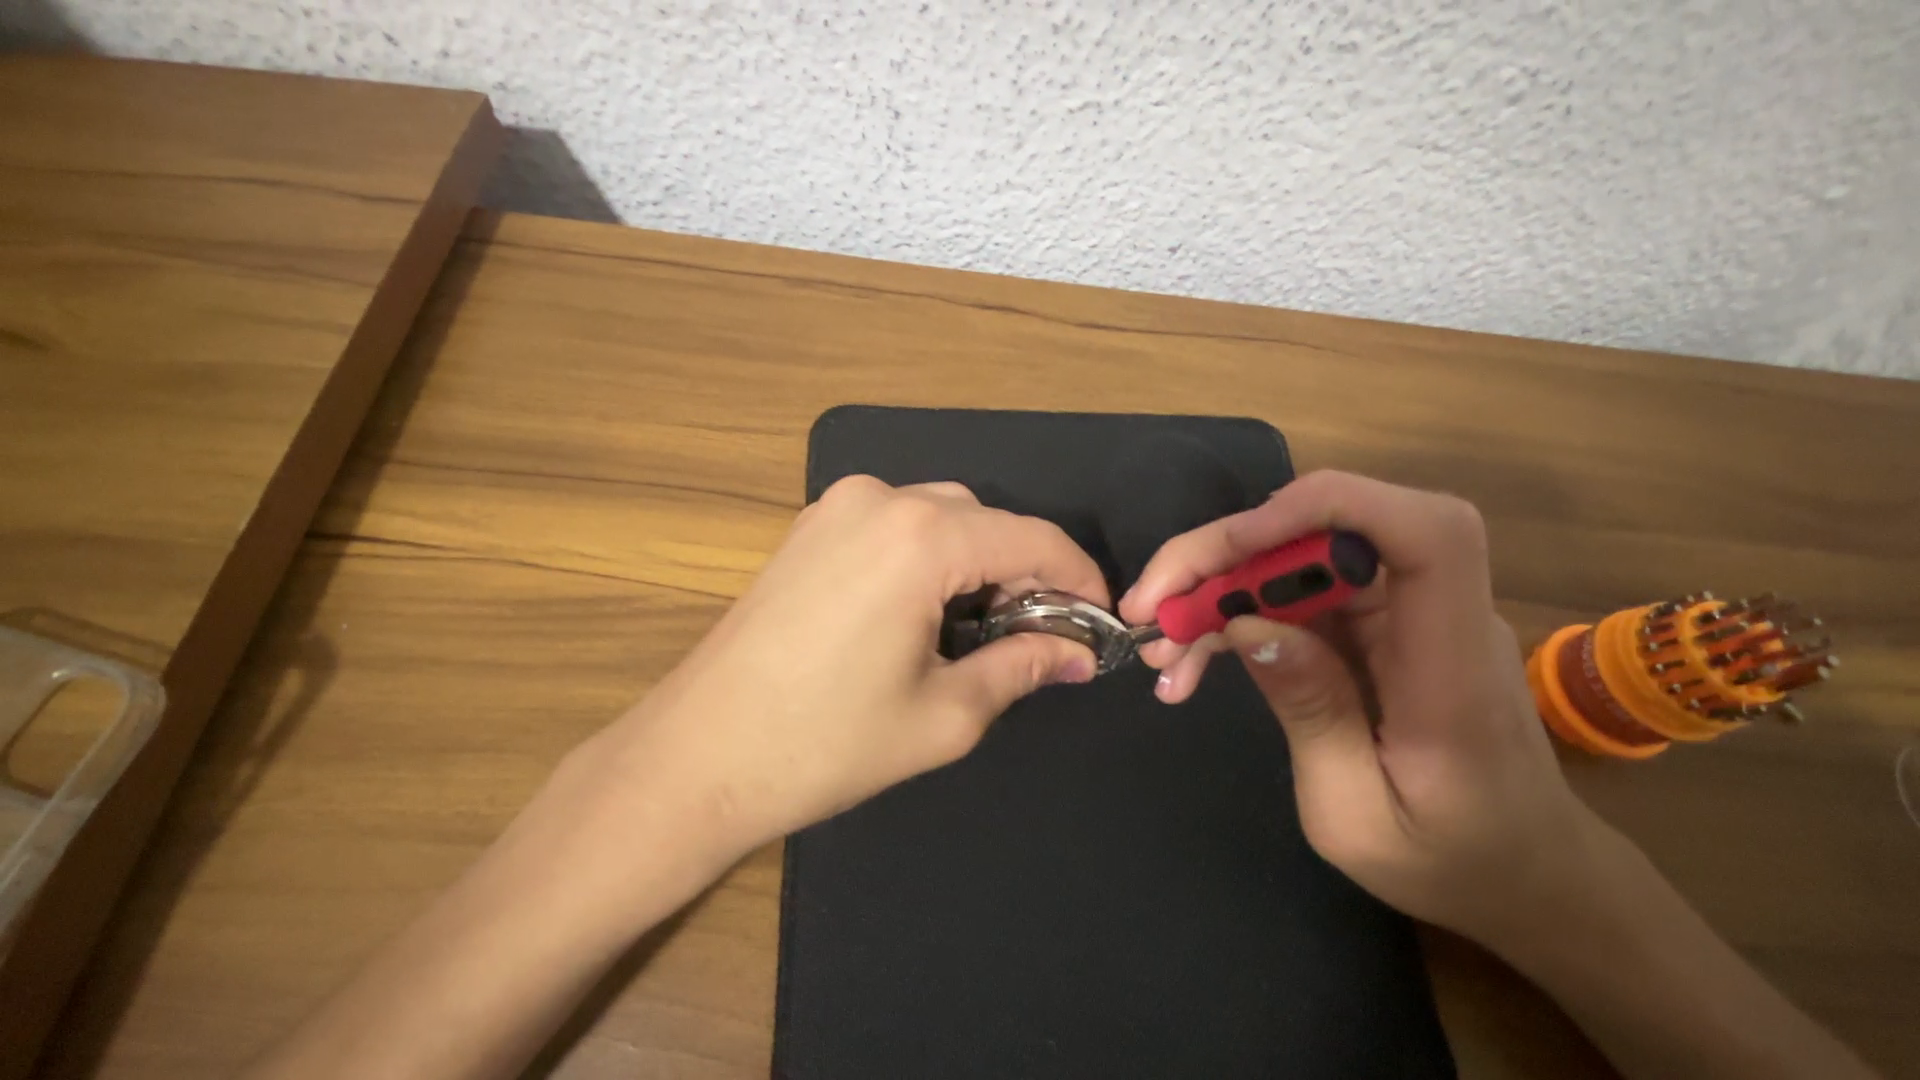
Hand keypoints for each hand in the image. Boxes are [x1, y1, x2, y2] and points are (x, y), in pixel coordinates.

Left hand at [576, 475, 1105, 867]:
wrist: (697, 756)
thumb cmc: (825, 744)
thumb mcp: (945, 714)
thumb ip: (1022, 667)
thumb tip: (1076, 653)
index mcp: (920, 536)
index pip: (1033, 539)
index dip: (1079, 580)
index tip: (1100, 623)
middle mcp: (878, 499)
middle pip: (985, 522)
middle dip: (1025, 574)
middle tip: (1041, 639)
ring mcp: (833, 508)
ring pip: (939, 518)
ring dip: (975, 565)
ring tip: (980, 632)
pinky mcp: (807, 530)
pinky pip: (893, 527)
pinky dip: (927, 559)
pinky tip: (924, 614)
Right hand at [1119, 470, 1611, 949]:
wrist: (1525, 874)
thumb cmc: (1450, 861)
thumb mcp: (1356, 817)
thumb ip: (1311, 714)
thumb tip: (1248, 625)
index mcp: (1451, 669)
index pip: (1424, 534)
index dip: (1328, 509)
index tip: (1234, 544)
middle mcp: (1435, 619)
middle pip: (1334, 532)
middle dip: (1229, 555)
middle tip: (1151, 605)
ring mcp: (1406, 618)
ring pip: (1301, 561)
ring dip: (1220, 590)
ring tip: (1161, 650)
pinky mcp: (1379, 628)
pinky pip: (1300, 598)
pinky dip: (1239, 618)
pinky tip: (1194, 661)